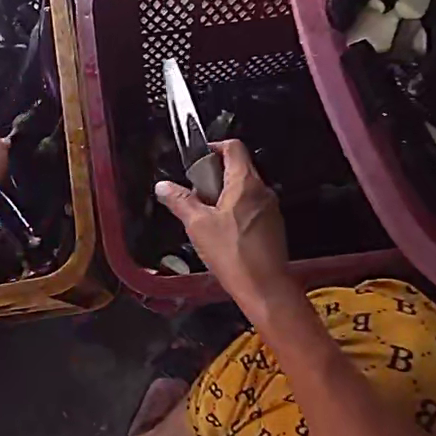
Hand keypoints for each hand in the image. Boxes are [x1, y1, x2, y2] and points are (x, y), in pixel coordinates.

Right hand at [155, 140, 293, 310]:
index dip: (214, 147)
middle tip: (197, 194)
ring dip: (225, 195)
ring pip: (245, 189)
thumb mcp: (197, 225)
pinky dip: (236, 212)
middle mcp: (262, 191)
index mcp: (245, 183)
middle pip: (238, 168)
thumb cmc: (235, 255)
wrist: (264, 287)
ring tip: (207, 217)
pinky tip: (223, 233)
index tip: (199, 159)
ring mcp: (270, 209)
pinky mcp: (272, 226)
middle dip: (214, 177)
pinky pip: (252, 208)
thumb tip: (164, 187)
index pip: (234, 147)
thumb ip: (180, 201)